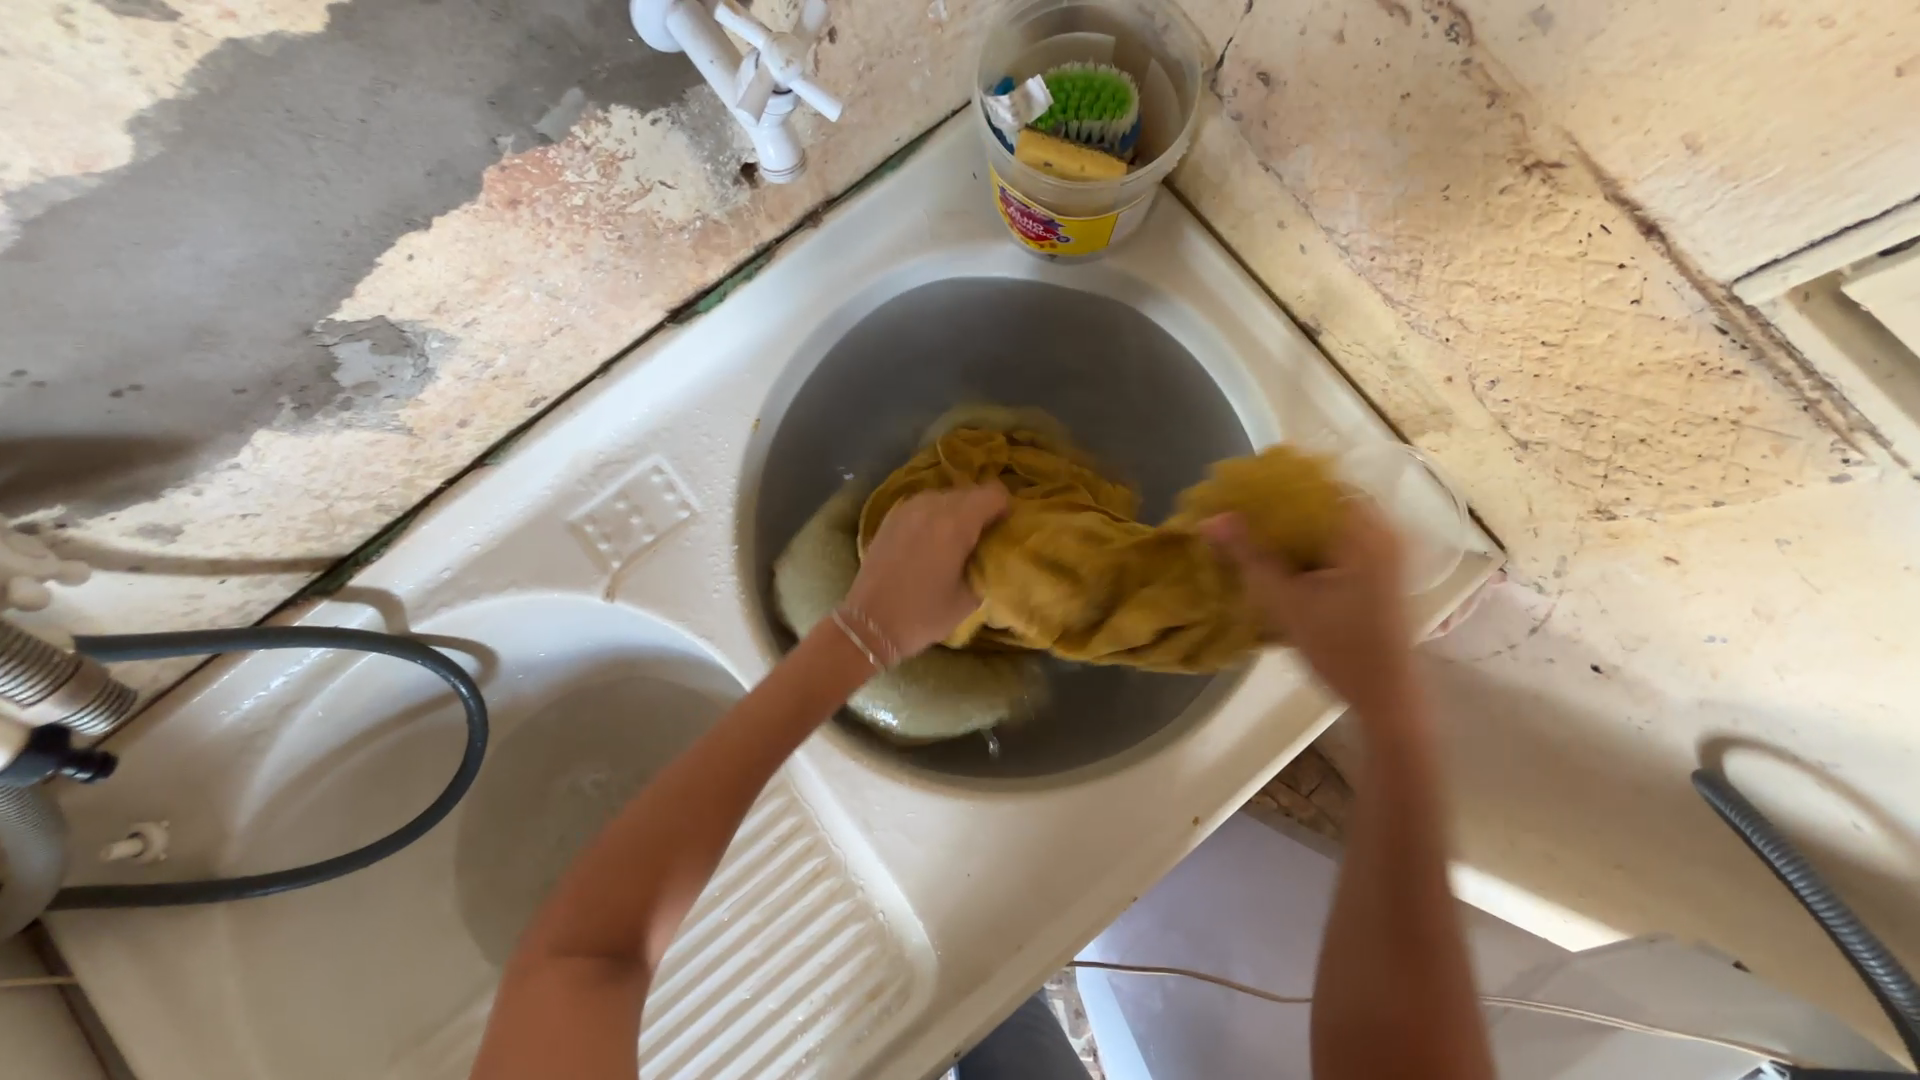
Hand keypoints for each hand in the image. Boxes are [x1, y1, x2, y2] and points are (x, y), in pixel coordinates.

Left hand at [845, 483, 1009, 660]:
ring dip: (957, 512)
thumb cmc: (923, 614)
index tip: (1004, 531)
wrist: (869, 623)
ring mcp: (907, 508)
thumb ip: (988, 566)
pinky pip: (924, 505)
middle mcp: (931, 506)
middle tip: (983, 540)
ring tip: (956, 541)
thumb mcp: (969, 598)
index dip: (1005, 510)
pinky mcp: (891, 517)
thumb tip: (994, 552)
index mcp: (955, 523)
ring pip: (945, 496)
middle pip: (970, 492)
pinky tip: (932, 541)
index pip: (994, 494)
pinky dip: (935, 516)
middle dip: (982, 510)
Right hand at [1202, 499, 1412, 709]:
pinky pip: (1340, 538)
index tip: (1237, 492)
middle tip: (1240, 514)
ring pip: (1329, 520)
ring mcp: (1387, 550)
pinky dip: (1310, 542)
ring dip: (1293, 525)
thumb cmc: (1338, 647)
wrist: (1385, 695)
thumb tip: (1210, 519)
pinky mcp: (1383, 568)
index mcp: (1364, 530)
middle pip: (1322, 499)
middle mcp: (1383, 530)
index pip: (1313, 483)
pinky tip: (1282, 557)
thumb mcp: (1284, 600)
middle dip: (1279, 506)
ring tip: (1254, 534)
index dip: (1272, 485)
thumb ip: (1247, 555)